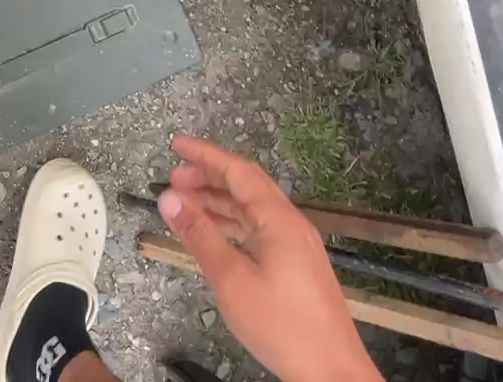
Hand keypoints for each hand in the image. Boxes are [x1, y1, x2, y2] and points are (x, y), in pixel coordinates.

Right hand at [157, 135, 381, 381]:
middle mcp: (289, 222)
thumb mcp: (231, 279)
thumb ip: (199, 234)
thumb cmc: (281, 324)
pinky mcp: (297, 264)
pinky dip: (231, 221)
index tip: (176, 144)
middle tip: (173, 179)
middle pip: (246, 185)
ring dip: (217, 199)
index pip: (238, 170)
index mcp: (277, 218)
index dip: (205, 154)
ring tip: (185, 202)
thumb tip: (167, 197)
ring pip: (251, 207)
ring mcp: (296, 244)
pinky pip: (258, 227)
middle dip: (207, 175)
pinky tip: (213, 231)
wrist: (334, 375)